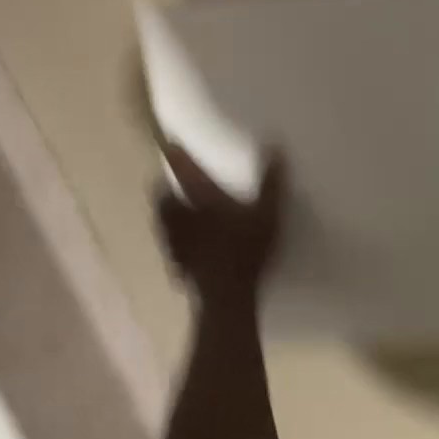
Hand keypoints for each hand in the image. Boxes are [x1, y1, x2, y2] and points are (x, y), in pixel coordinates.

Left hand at [158, 144, 287, 309]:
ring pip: (163, 221)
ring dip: (167, 213)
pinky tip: (186, 248)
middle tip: (174, 184)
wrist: (226, 294)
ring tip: (178, 212)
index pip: (183, 170)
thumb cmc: (247, 248)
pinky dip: (175, 241)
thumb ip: (271, 181)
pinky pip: (171, 246)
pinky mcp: (176, 263)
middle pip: (163, 196)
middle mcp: (181, 215)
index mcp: (201, 198)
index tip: (170, 144)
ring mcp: (175, 241)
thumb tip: (275, 145)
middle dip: (166, 187)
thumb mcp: (269, 212)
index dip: (176, 156)